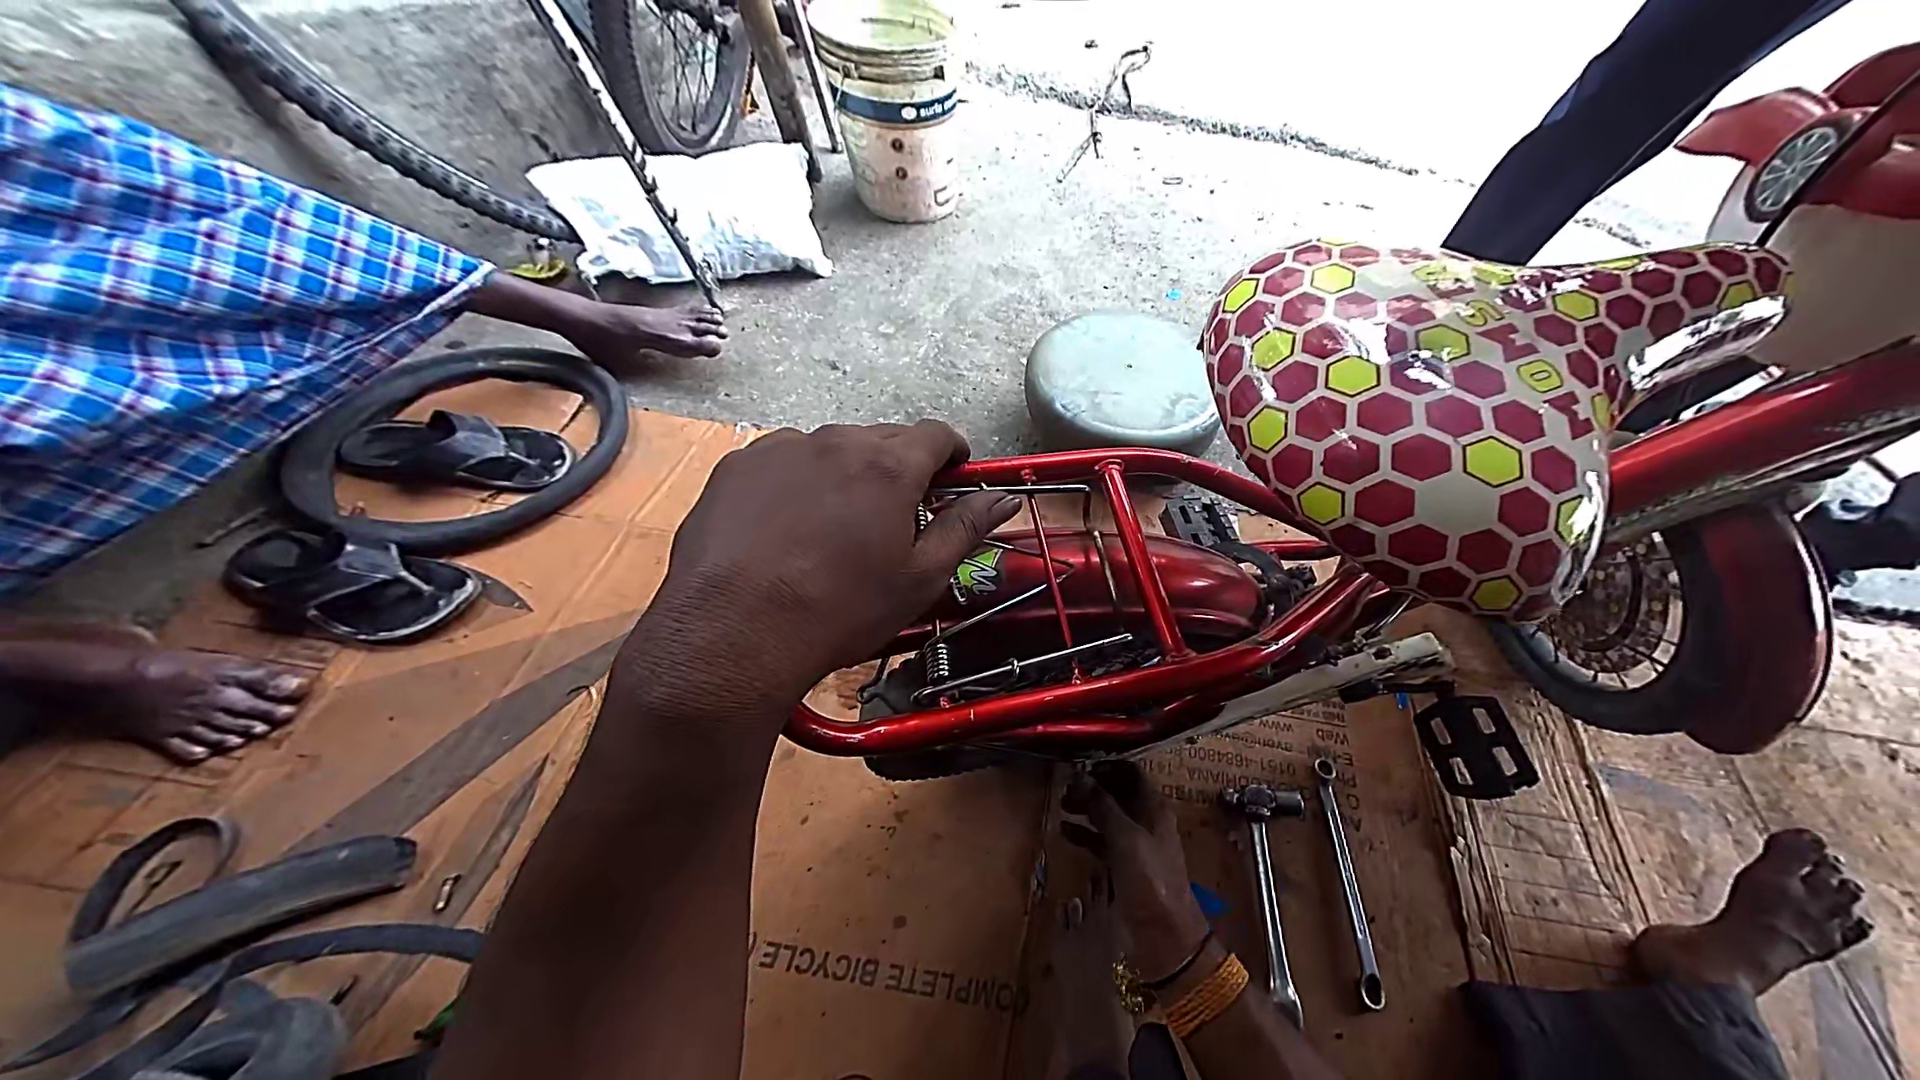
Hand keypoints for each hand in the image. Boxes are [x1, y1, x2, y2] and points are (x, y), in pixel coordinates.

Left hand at [617, 421, 1020, 726]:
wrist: (734, 633)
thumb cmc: (838, 611)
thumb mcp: (918, 578)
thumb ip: (965, 528)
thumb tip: (1002, 499)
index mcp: (889, 467)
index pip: (936, 434)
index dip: (952, 452)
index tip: (951, 475)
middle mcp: (836, 442)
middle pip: (883, 439)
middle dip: (899, 468)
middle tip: (894, 514)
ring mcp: (781, 449)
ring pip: (831, 449)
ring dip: (845, 474)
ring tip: (833, 526)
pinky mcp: (738, 466)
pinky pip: (783, 462)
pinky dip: (797, 481)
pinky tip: (786, 526)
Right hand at [1063, 762, 1212, 980]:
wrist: (1165, 936)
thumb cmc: (1150, 881)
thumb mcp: (1125, 838)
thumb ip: (1102, 805)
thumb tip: (1079, 775)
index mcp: (1154, 809)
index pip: (1130, 773)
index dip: (1106, 766)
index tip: (1079, 766)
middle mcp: (1145, 822)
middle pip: (1117, 793)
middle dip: (1091, 787)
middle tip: (1065, 786)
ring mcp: (1135, 845)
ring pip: (1107, 816)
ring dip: (1085, 808)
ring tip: (1061, 805)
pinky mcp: (1124, 866)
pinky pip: (1101, 841)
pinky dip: (1084, 834)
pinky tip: (1065, 833)